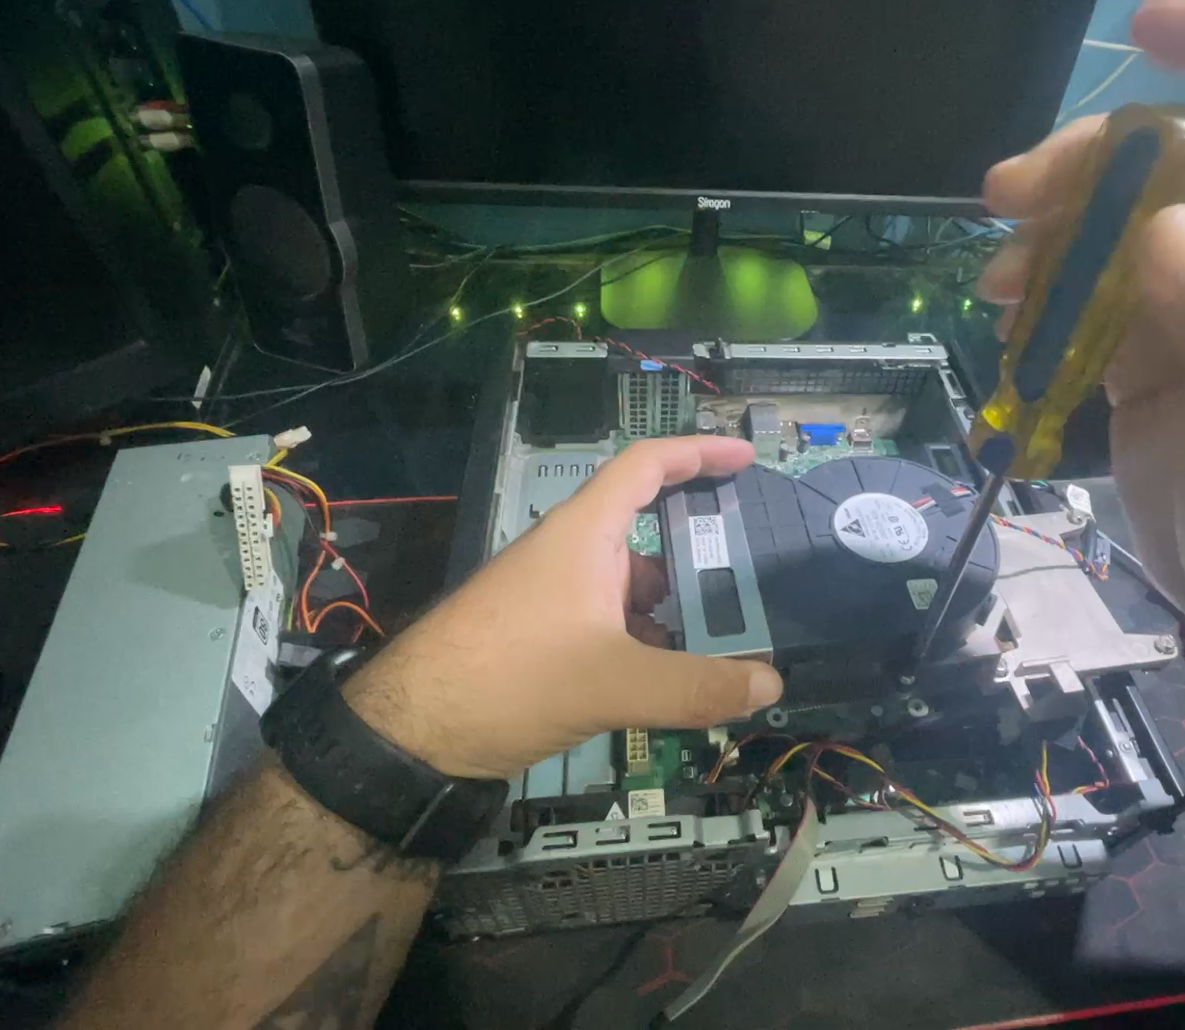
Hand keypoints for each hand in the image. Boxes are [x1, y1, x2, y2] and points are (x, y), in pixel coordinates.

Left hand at [344, 436, 783, 778]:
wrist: (412, 733)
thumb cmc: (509, 678)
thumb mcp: (612, 684)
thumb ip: (695, 687)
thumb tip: (771, 686)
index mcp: (585, 533)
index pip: (647, 465)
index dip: (699, 451)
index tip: (746, 457)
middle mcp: (572, 553)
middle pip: (648, 525)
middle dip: (702, 541)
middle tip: (756, 561)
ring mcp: (558, 595)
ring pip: (632, 581)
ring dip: (678, 598)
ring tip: (733, 626)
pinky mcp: (548, 634)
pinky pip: (614, 619)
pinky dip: (650, 634)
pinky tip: (678, 670)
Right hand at [980, 0, 1184, 697]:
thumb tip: (1165, 233)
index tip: (1154, 22)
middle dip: (1101, 166)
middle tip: (1007, 197)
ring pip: (1127, 232)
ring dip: (1056, 235)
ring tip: (996, 275)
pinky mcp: (1150, 362)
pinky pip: (1090, 301)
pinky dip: (1045, 297)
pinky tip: (1009, 314)